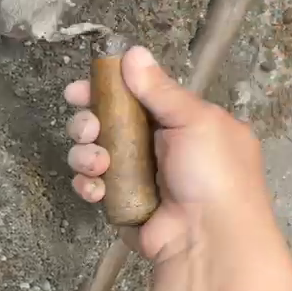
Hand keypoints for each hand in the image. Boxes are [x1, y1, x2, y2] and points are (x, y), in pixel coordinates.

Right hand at [63, 47, 278, 264]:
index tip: (77, 91)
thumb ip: (158, 89)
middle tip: (89, 130)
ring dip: (86, 155)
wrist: (208, 237)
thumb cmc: (214, 175)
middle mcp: (153, 145)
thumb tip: (132, 52)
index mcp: (179, 121)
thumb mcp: (195, 121)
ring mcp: (133, 174)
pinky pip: (90, 184)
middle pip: (102, 123)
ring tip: (99, 165)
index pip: (132, 96)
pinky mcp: (117, 200)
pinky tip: (98, 190)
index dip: (102, 91)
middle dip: (87, 124)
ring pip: (90, 153)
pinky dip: (88, 184)